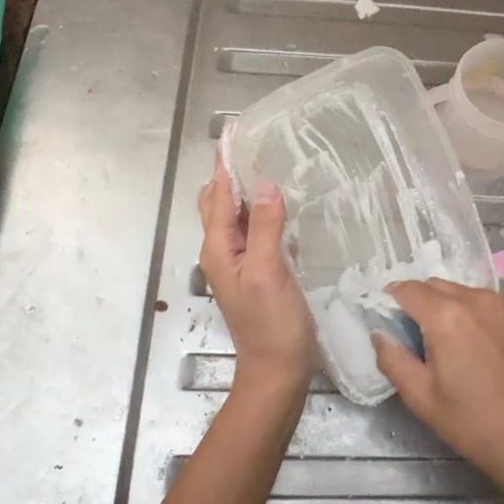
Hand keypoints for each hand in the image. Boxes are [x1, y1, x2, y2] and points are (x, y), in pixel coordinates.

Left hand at [198, 158, 315, 392]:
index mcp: (218, 248)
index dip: (225, 163)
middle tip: (258, 145)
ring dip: (250, 191)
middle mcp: (223, 251)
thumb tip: (264, 184)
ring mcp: (241, 263)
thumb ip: (264, 227)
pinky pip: (257, 232)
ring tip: (274, 165)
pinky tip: (286, 206)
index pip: (217, 194)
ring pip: (239, 216)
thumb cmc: (271, 325)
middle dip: (233, 173)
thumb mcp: (267, 272)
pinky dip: (265, 213)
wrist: (278, 372)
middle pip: (221, 202)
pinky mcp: (260, 271)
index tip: (234, 132)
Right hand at [373, 279, 503, 503]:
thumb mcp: (421, 397)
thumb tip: (379, 333)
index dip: (390, 300)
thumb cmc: (472, 422)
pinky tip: (470, 341)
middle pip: (432, 286)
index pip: (406, 290)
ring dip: (442, 304)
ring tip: (441, 341)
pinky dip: (467, 310)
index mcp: (445, 316)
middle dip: (415, 303)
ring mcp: (499, 304)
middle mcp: (473, 299)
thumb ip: (393, 359)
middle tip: (410, 336)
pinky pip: (481, 301)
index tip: (384, 320)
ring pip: (458, 290)